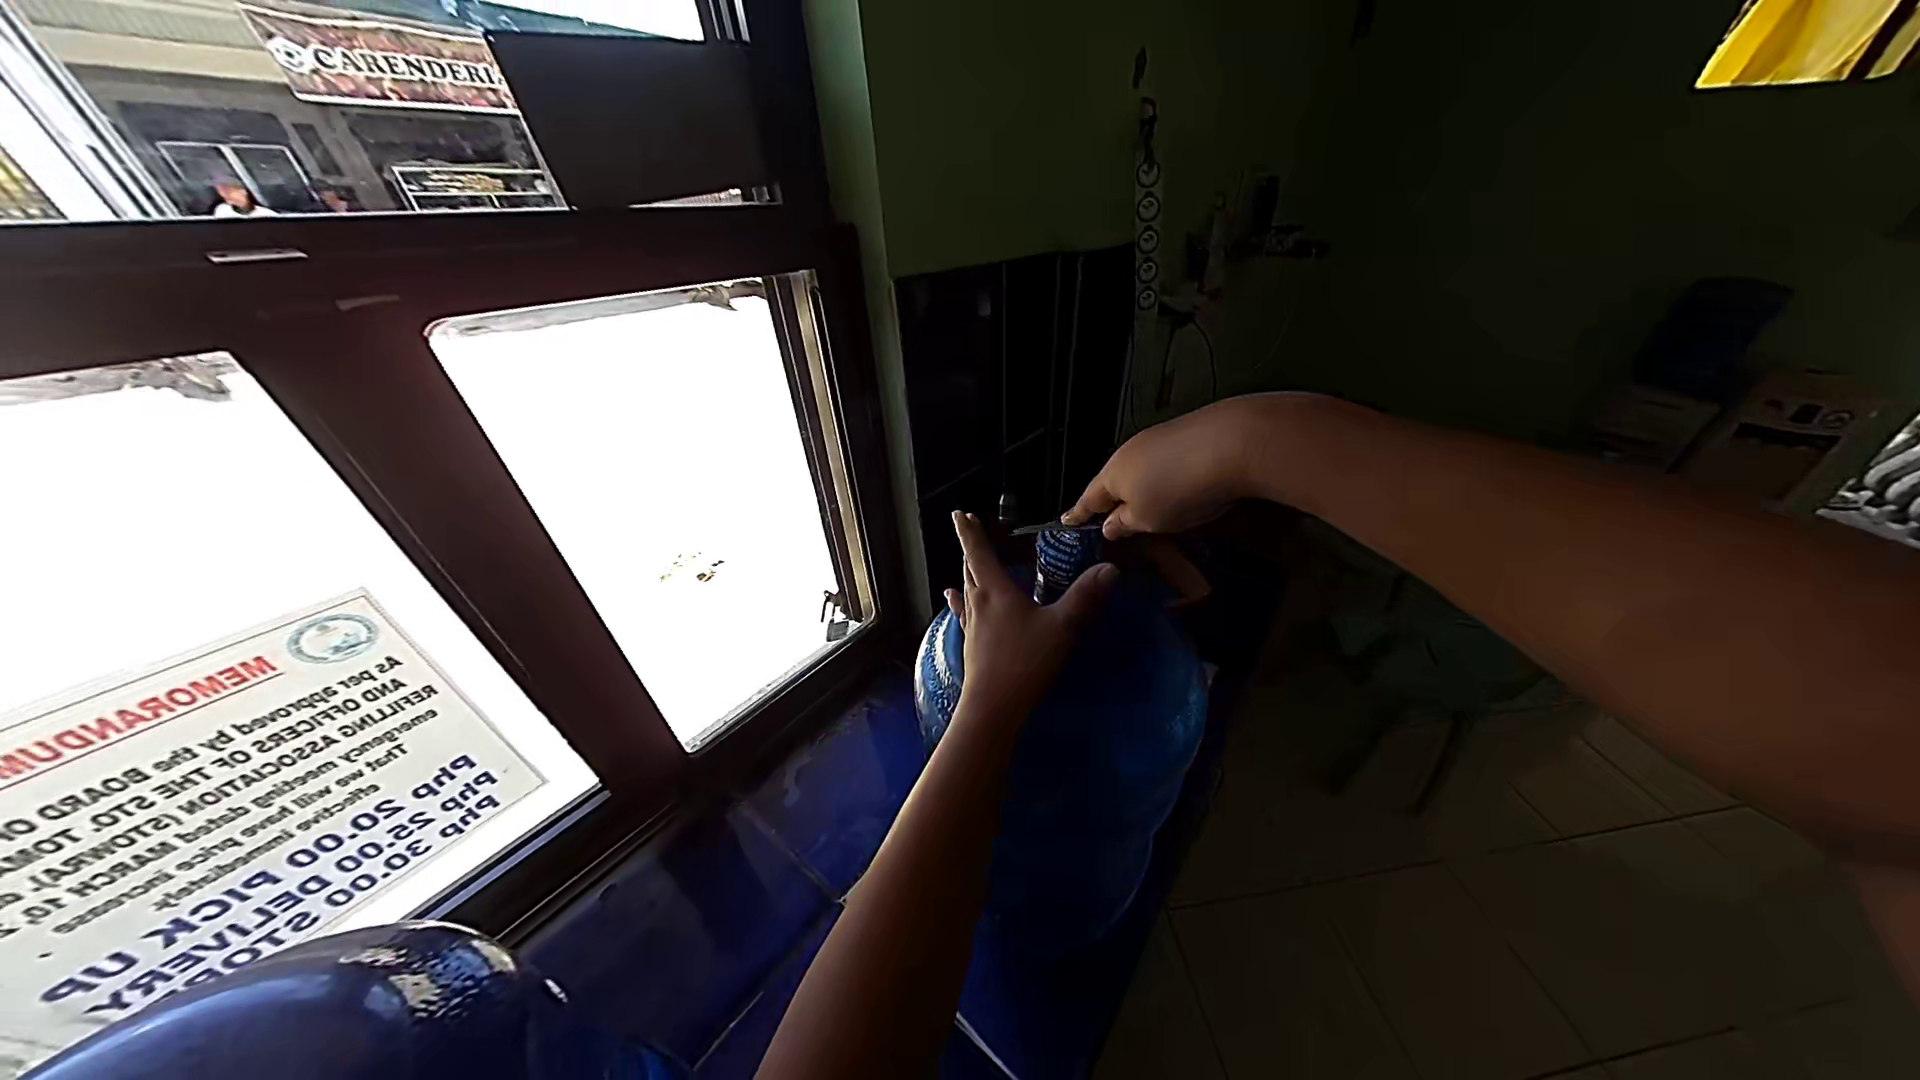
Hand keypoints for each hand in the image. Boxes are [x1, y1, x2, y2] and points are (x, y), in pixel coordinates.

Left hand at [944, 511, 1115, 716]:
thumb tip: (1110, 568)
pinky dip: (959, 597)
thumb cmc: (1025, 662)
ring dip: (967, 569)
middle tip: (968, 527)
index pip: (979, 552)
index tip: (960, 513)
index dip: (970, 531)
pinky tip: (953, 597)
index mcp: (995, 591)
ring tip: (966, 558)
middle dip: (970, 544)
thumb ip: (1084, 597)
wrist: (993, 706)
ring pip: (966, 587)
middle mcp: (978, 602)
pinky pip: (963, 610)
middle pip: (970, 566)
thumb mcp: (1061, 627)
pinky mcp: (970, 642)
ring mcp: (971, 623)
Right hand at [1063, 395, 1278, 538]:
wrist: (1235, 442)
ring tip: (1148, 506)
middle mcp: (1131, 451)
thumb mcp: (1148, 519)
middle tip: (1110, 518)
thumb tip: (1109, 524)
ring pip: (1142, 469)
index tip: (1066, 521)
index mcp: (1113, 474)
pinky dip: (1167, 477)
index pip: (1088, 498)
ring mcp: (1160, 438)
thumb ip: (1125, 523)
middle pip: (1115, 480)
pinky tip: (1179, 487)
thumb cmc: (1180, 489)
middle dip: (1112, 499)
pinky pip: (1167, 462)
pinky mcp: (1189, 433)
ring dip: (1142, 487)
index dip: (1078, 514)